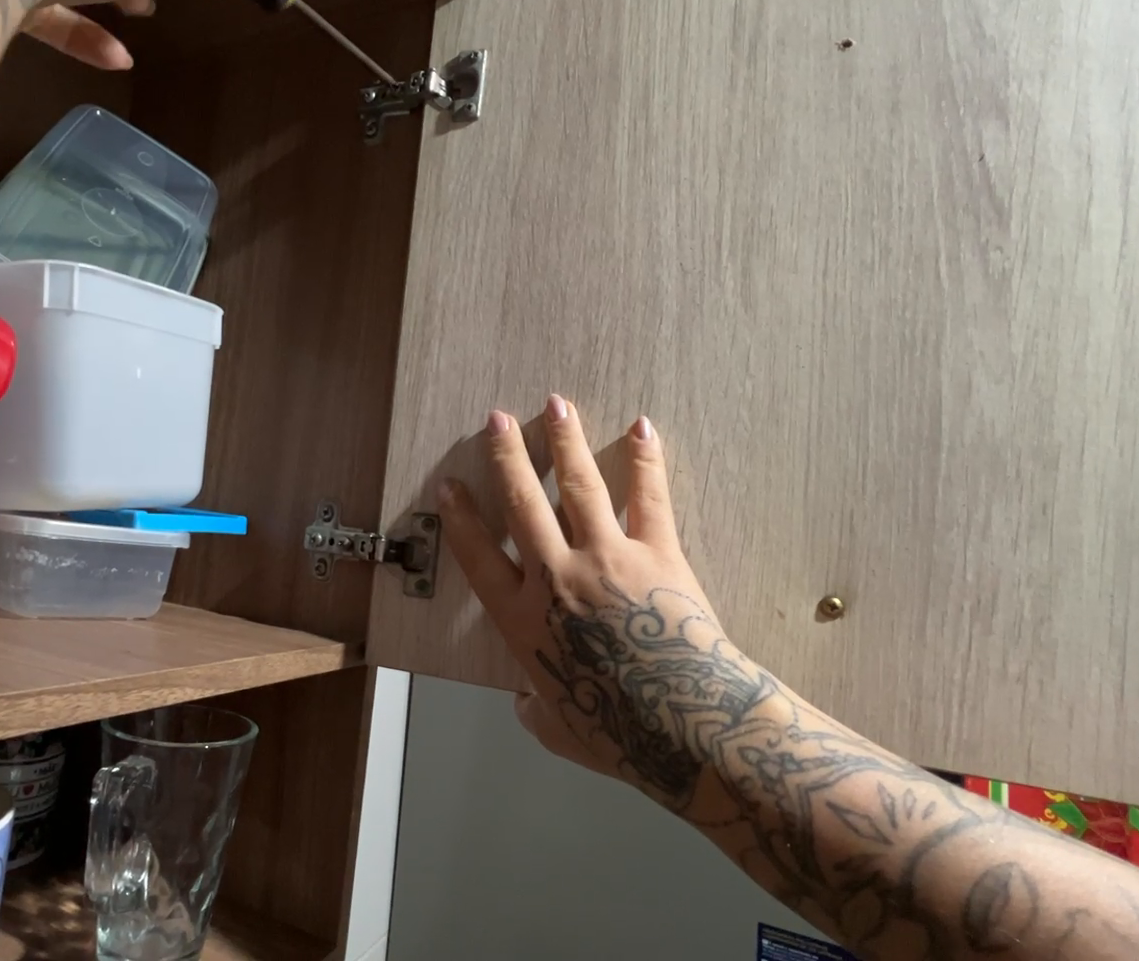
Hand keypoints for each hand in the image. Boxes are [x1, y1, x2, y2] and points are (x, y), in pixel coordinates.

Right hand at [439, 395, 730, 786]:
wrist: (688, 726)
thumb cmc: (620, 735)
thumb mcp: (555, 728)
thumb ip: (532, 708)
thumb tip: (527, 705)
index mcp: (525, 619)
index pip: (479, 555)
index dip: (460, 518)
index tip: (449, 487)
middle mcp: (557, 578)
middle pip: (523, 504)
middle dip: (506, 457)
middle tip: (496, 420)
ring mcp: (607, 559)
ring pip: (578, 487)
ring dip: (565, 443)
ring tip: (556, 404)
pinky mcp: (657, 554)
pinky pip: (648, 498)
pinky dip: (645, 462)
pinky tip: (641, 429)